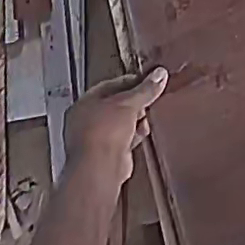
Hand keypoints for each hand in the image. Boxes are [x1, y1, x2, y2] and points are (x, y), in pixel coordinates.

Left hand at [63, 67, 167, 190]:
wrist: (101, 168)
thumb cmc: (103, 133)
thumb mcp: (129, 103)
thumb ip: (145, 89)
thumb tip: (158, 76)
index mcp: (85, 102)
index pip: (110, 85)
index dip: (130, 81)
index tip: (148, 80)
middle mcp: (87, 120)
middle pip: (115, 104)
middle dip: (134, 102)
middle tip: (150, 97)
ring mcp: (96, 138)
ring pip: (120, 122)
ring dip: (135, 119)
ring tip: (147, 115)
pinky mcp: (108, 154)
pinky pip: (125, 139)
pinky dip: (135, 134)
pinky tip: (143, 131)